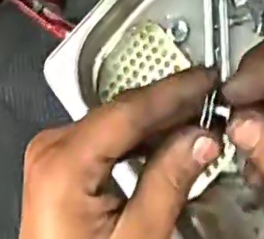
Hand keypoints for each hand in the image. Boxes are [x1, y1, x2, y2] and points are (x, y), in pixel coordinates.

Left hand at [20, 67, 221, 238]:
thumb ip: (168, 183)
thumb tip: (201, 136)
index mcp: (64, 161)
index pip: (129, 110)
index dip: (173, 91)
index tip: (206, 80)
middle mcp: (52, 146)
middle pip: (122, 112)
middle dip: (170, 104)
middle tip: (211, 97)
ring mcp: (52, 153)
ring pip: (116, 122)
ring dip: (158, 120)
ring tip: (198, 114)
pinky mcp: (59, 165)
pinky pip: (105, 138)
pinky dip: (138, 138)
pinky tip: (167, 137)